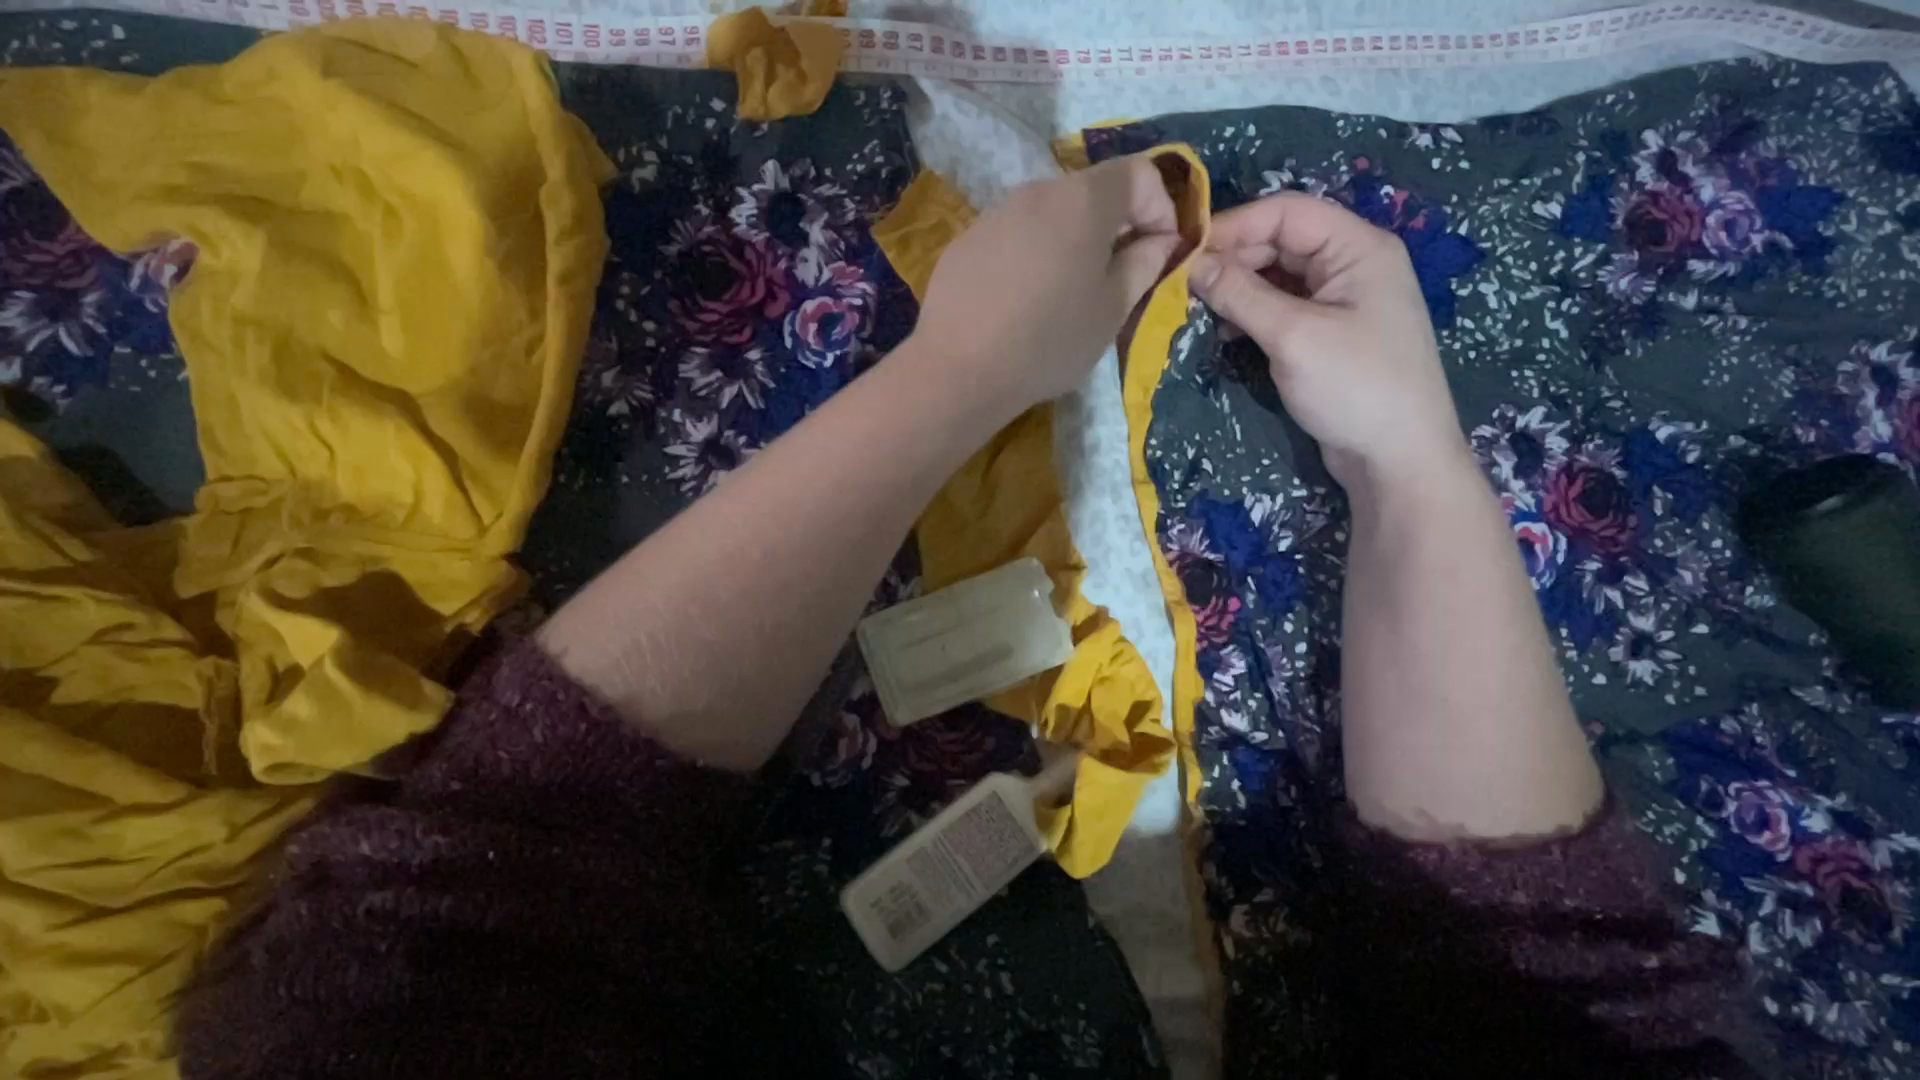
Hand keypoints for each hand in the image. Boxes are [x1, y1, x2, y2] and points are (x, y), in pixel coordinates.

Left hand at [909, 154, 1181, 413]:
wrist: (959, 370)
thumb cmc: (1049, 342)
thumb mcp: (1111, 310)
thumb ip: (1143, 265)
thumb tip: (1159, 241)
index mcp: (1084, 200)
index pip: (1140, 173)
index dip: (1161, 208)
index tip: (1160, 254)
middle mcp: (1038, 191)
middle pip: (1092, 192)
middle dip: (1116, 225)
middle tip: (1119, 278)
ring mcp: (996, 213)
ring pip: (1050, 215)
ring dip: (1072, 242)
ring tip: (1068, 295)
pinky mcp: (966, 240)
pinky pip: (1015, 237)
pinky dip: (1033, 256)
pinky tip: (1023, 303)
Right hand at [1188, 192, 1471, 494]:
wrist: (1398, 457)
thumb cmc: (1355, 387)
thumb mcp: (1293, 336)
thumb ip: (1241, 294)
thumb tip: (1192, 264)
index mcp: (1358, 247)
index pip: (1286, 212)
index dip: (1234, 226)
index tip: (1186, 253)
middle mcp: (1352, 263)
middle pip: (1280, 241)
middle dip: (1232, 258)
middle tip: (1184, 286)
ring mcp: (1342, 300)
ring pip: (1277, 275)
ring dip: (1238, 288)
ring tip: (1199, 309)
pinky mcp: (1329, 333)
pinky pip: (1283, 306)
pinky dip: (1251, 313)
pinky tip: (1226, 332)